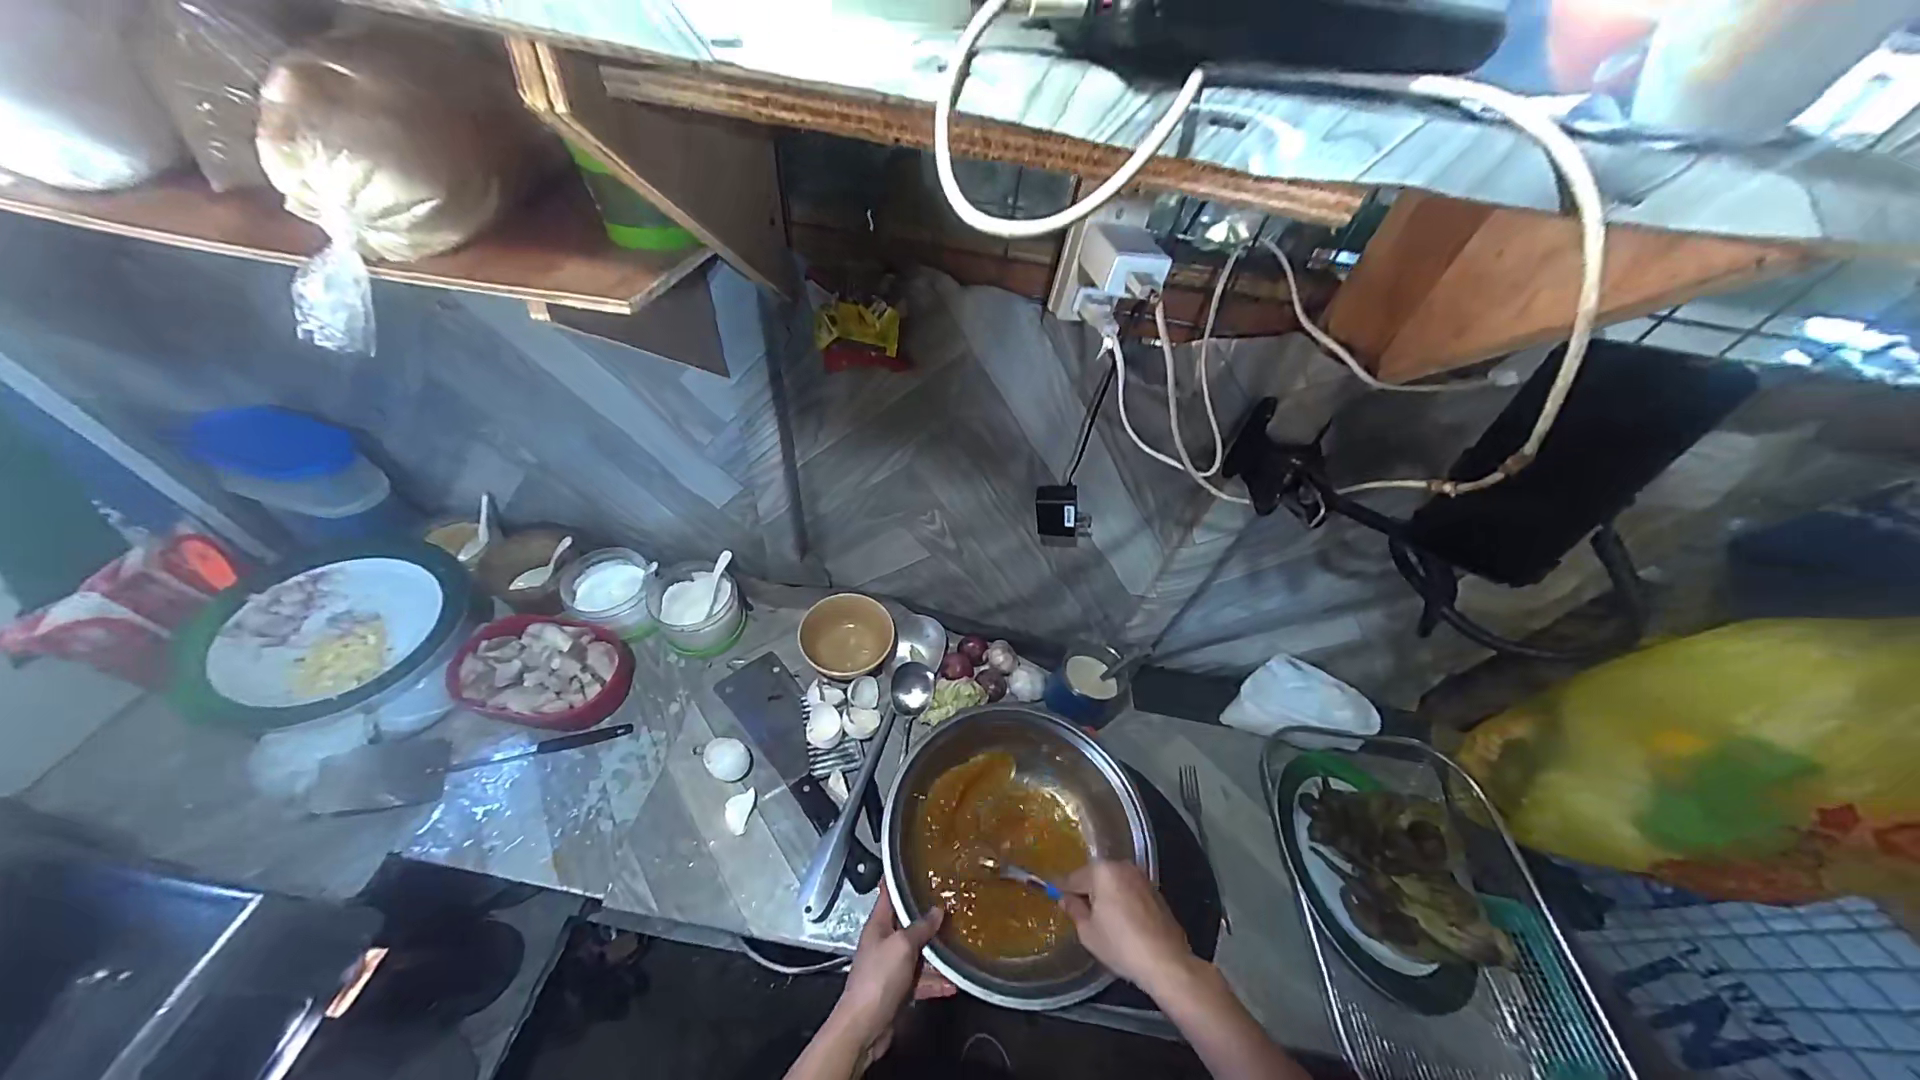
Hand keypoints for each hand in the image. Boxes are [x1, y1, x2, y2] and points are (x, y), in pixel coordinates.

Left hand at [831, 885, 955, 1061]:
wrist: (864, 1028)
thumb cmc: (878, 978)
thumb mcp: (902, 945)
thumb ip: (920, 927)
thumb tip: (937, 911)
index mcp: (878, 925)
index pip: (887, 894)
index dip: (898, 879)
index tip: (914, 865)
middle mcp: (883, 942)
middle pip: (907, 924)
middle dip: (927, 918)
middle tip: (951, 906)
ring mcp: (890, 968)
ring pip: (917, 954)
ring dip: (935, 954)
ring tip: (958, 946)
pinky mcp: (897, 991)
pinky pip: (920, 981)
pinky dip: (935, 982)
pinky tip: (953, 983)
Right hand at [1060, 860, 1195, 993]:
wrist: (1166, 961)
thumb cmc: (1121, 945)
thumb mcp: (1088, 932)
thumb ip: (1074, 910)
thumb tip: (1066, 899)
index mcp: (1102, 871)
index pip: (1074, 877)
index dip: (1062, 889)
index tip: (1053, 894)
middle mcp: (1122, 867)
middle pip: (1095, 876)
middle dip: (1086, 891)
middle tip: (1079, 913)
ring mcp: (1141, 877)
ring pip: (1113, 882)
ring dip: (1105, 895)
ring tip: (1101, 920)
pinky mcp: (1155, 891)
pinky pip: (1129, 890)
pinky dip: (1122, 900)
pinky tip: (1122, 922)